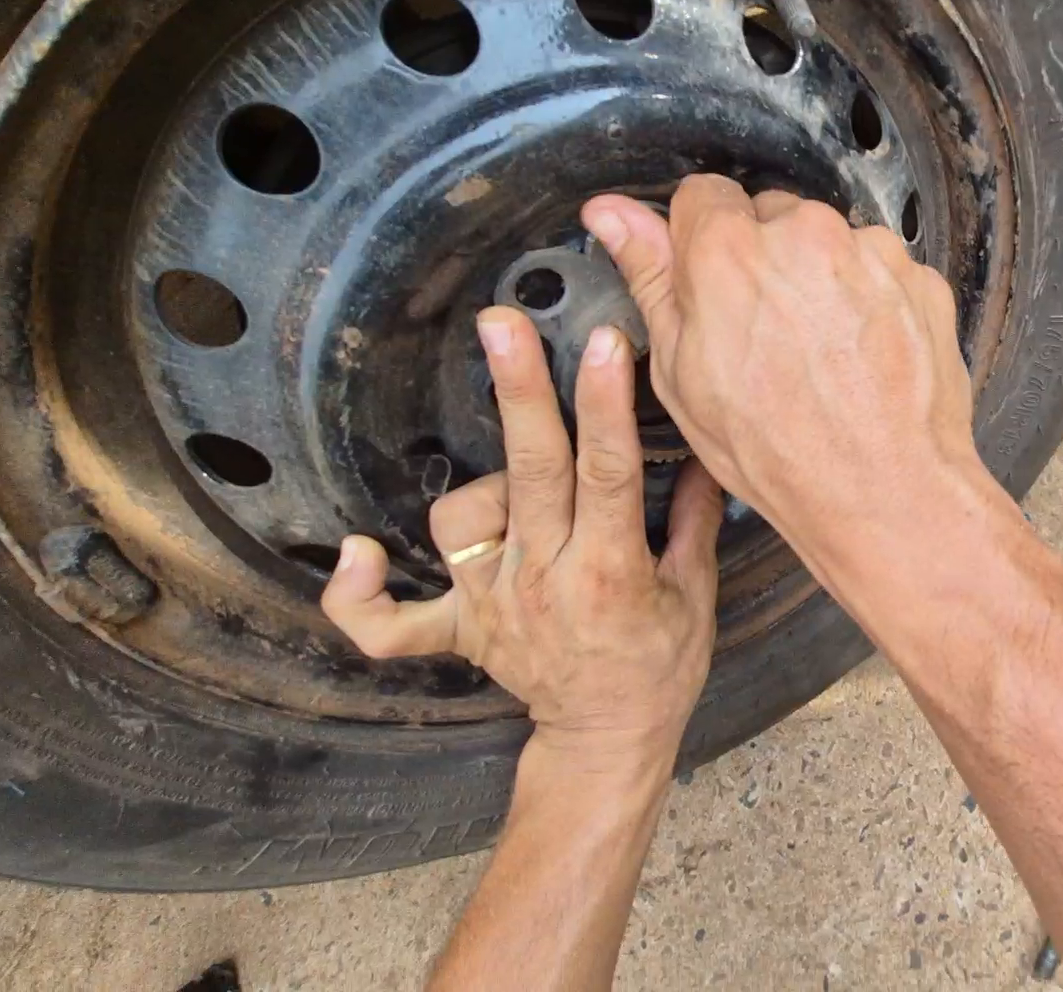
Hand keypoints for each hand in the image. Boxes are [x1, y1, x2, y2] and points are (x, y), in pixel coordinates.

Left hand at [320, 309, 723, 761]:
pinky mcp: (457, 632)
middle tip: (503, 326)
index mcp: (610, 572)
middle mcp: (542, 581)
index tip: (602, 344)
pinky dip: (360, 591)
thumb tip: (702, 456)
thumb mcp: (696, 595)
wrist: (609, 737)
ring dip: (485, 484)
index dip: (605, 404)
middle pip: (529, 474)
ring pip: (460, 521)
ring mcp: (489, 608)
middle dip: (519, 392)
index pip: (607, 472)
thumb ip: (693, 521)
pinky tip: (362, 551)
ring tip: (524, 480)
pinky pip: (384, 623)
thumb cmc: (662, 666)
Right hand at [578, 178, 976, 550]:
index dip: (702, 241)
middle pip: (772, 219)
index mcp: (730, 252)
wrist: (888, 492)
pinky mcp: (921, 279)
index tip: (714, 281)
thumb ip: (652, 281)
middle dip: (767, 263)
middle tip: (774, 336)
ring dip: (824, 281)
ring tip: (826, 356)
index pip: (704, 196)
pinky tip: (865, 357)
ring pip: (831, 245)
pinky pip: (882, 272)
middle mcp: (806, 235)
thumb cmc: (782, 453)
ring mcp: (873, 254)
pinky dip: (873, 301)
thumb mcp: (684, 378)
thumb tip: (613, 215)